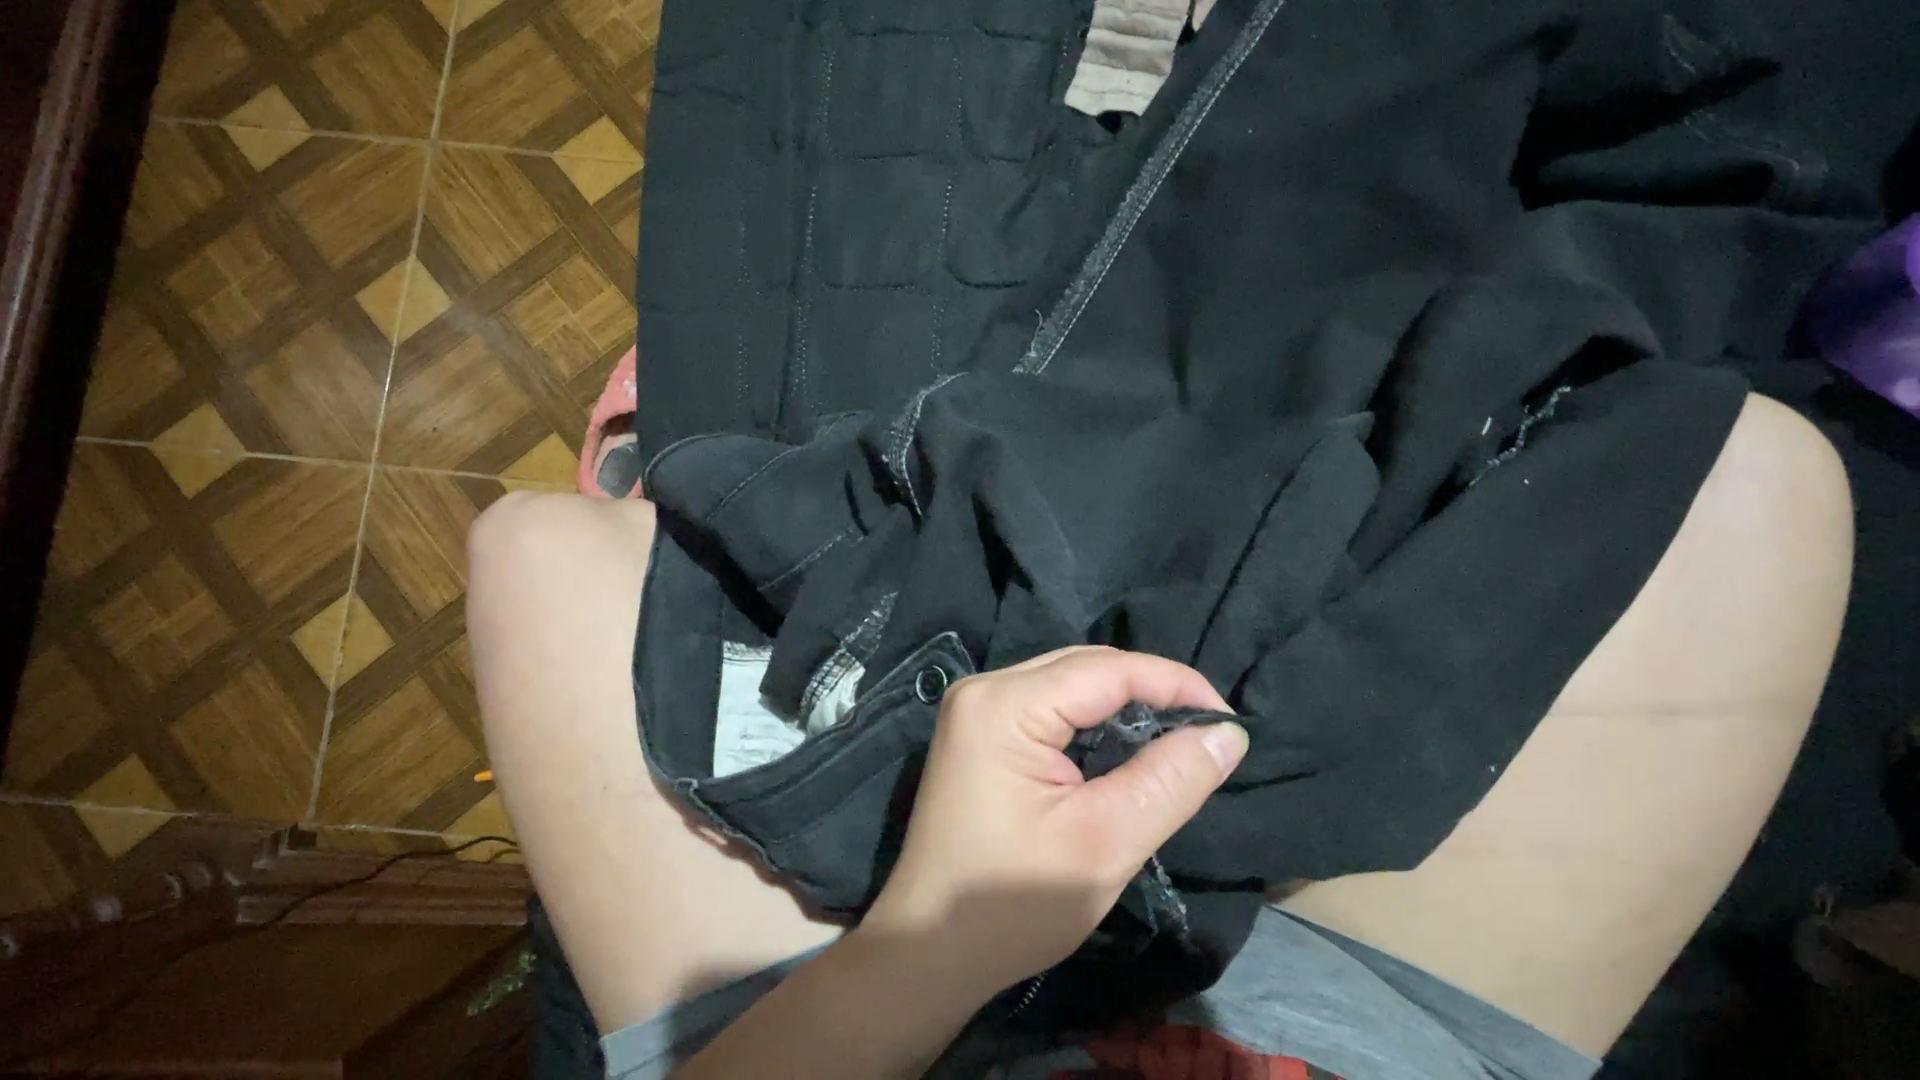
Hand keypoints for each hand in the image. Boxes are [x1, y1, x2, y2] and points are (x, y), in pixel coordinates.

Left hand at [860, 646, 1247, 998]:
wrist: (930, 950)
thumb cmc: (1013, 906)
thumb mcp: (1105, 845)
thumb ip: (1170, 781)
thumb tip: (1228, 733)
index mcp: (1004, 705)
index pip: (1107, 669)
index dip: (1175, 685)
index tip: (1229, 722)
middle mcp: (984, 690)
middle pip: (1086, 667)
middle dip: (1151, 694)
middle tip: (1206, 735)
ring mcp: (976, 710)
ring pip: (1070, 684)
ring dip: (1124, 708)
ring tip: (1174, 744)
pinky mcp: (979, 733)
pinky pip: (1050, 707)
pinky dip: (1093, 724)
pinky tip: (1122, 754)